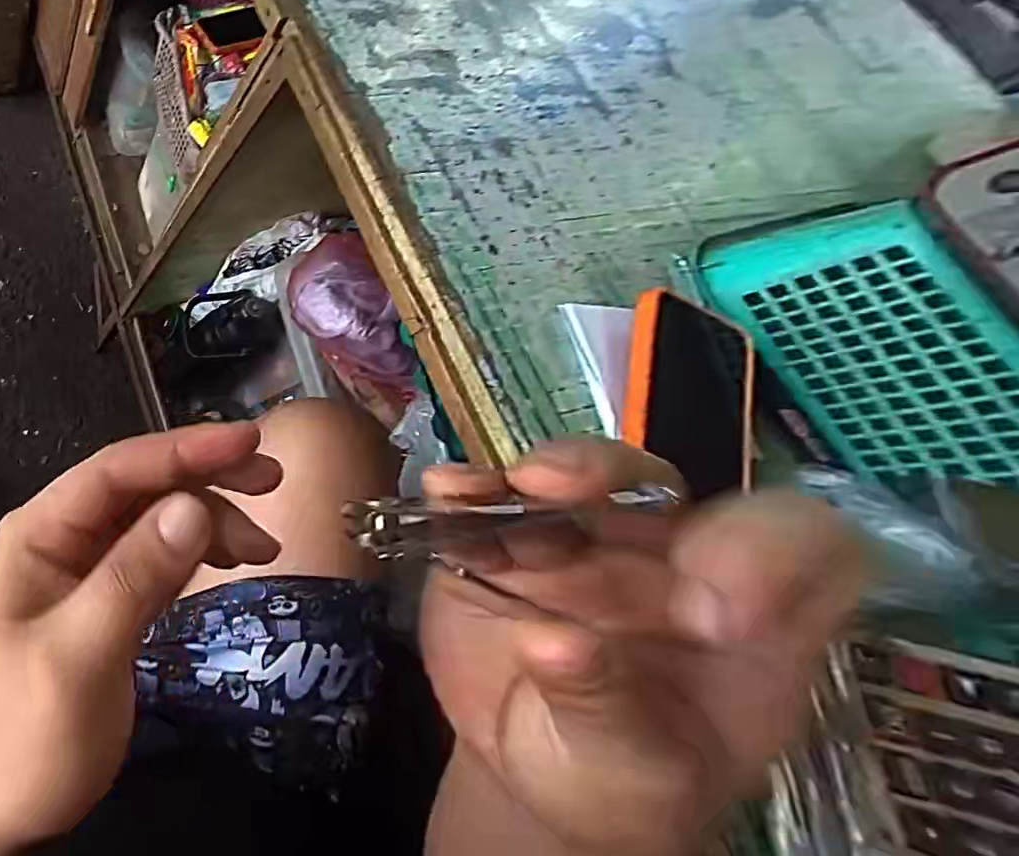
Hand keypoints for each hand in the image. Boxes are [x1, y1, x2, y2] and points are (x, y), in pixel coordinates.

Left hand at [0, 423, 282, 855]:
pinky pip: (160, 555)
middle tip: (269, 478)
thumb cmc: (18, 733)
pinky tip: (232, 560)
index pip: (116, 470)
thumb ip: (133, 579)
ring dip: (211, 519)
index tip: (246, 439)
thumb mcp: (76, 657)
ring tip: (262, 547)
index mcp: (41, 531)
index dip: (182, 449)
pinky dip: (199, 551)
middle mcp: (64, 535)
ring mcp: (87, 565)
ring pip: (157, 518)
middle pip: (141, 485)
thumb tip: (192, 507)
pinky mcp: (110, 596)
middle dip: (204, 475)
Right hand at [420, 439, 864, 855]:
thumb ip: (607, 710)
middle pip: (655, 485)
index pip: (798, 547)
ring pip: (569, 471)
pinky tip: (448, 489)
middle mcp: (653, 560)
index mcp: (738, 618)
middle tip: (573, 494)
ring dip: (548, 465)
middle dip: (617, 477)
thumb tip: (551, 641)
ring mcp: (567, 541)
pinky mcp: (491, 540)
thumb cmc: (613, 781)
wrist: (522, 764)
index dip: (769, 552)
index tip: (713, 610)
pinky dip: (462, 484)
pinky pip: (478, 495)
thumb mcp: (634, 773)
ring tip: (521, 484)